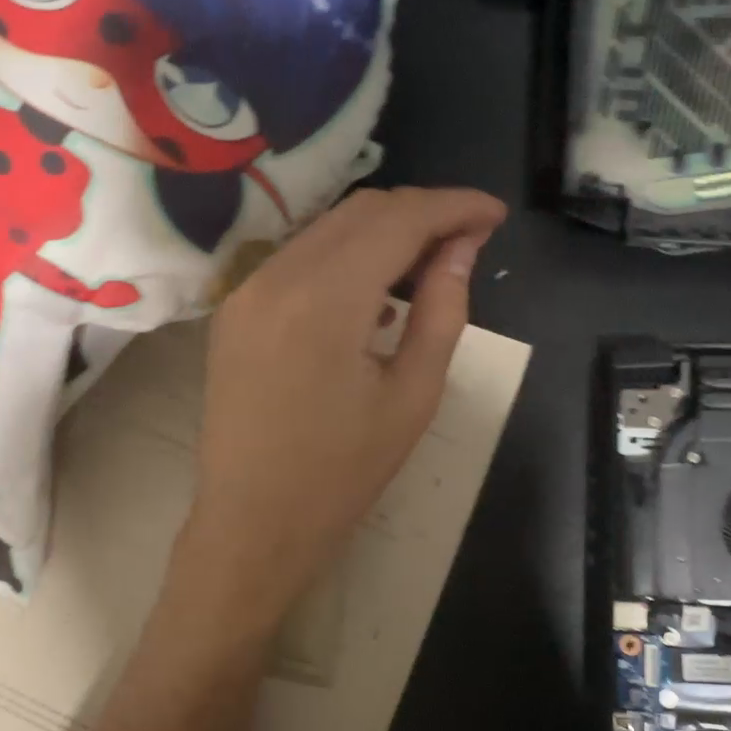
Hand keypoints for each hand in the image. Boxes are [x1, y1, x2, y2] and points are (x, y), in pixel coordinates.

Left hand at [178, 187, 506, 618]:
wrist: (253, 524)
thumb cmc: (342, 474)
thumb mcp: (413, 397)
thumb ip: (442, 311)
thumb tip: (461, 248)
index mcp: (325, 299)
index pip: (399, 219)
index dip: (454, 206)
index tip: (495, 214)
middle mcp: (277, 276)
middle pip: (361, 211)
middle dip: (422, 213)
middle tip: (470, 239)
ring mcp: (247, 291)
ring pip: (327, 229)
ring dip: (383, 232)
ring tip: (430, 265)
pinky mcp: (235, 310)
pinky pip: (300, 259)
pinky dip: (345, 257)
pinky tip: (375, 294)